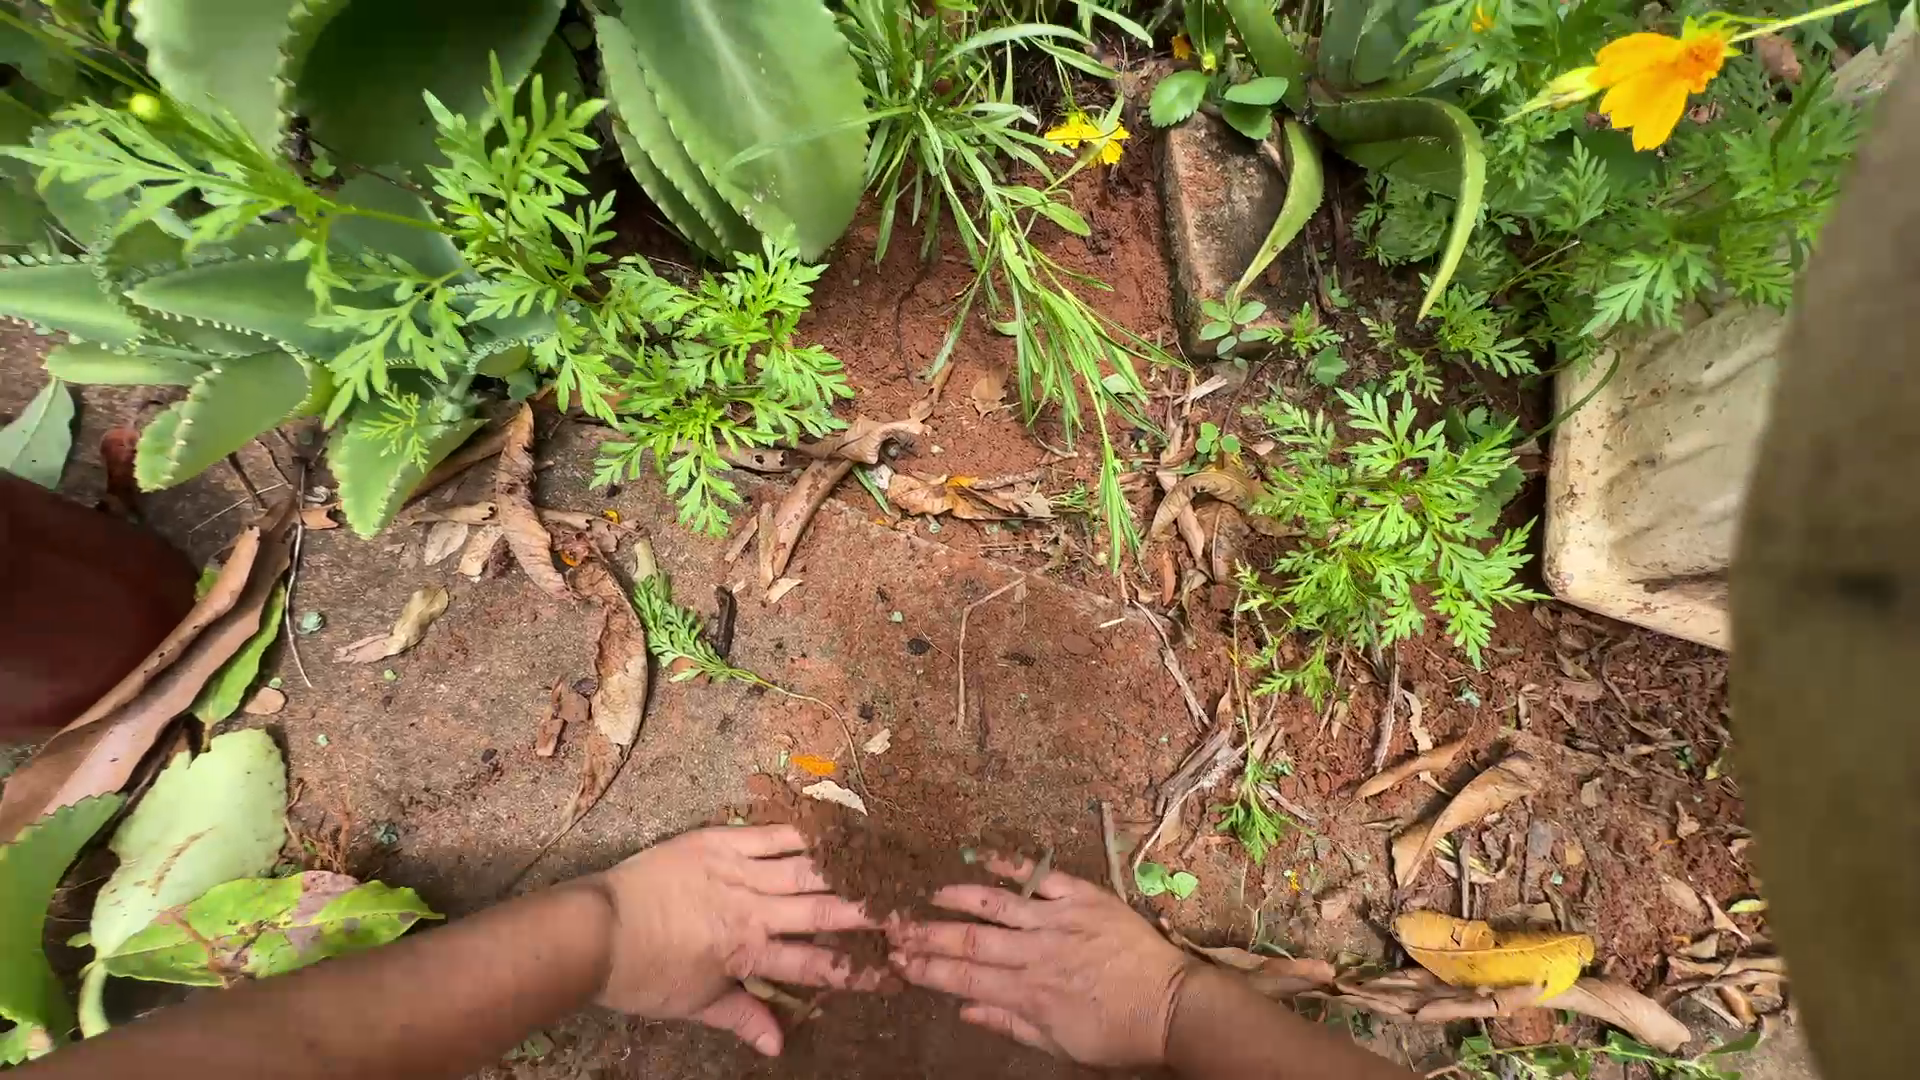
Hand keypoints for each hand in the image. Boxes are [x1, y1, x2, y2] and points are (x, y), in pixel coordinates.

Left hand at [588, 824, 873, 1055]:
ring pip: (806, 868)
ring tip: (884, 863)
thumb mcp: (694, 1005)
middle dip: (869, 912)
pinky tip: (834, 827)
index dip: (857, 971)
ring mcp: (740, 871)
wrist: (597, 929)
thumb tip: (780, 1047)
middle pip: (823, 910)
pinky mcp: (723, 841)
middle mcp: (753, 910)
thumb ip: (743, 1018)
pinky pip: (773, 833)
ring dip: (846, 868)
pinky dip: (805, 831)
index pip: (815, 965)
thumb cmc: (644, 973)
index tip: (893, 973)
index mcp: (748, 953)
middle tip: (908, 909)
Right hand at [887, 856, 1190, 1067]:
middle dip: (927, 934)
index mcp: (1029, 994)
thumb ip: (1009, 1023)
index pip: (964, 980)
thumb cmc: (1114, 1033)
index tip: (896, 961)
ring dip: (959, 897)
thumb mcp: (1060, 1046)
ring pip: (997, 903)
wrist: (1173, 1005)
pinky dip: (1009, 864)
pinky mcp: (1080, 895)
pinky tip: (982, 855)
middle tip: (893, 925)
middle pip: (971, 941)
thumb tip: (962, 1008)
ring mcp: (1057, 919)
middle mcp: (1035, 953)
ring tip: (928, 893)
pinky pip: (1039, 875)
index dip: (927, 970)